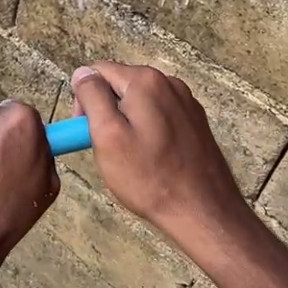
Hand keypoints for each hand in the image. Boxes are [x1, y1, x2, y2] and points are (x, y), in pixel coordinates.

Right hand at [71, 62, 248, 253]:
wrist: (205, 215)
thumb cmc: (150, 178)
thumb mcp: (107, 135)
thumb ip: (92, 96)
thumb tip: (83, 73)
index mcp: (146, 80)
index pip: (97, 72)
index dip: (86, 101)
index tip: (90, 133)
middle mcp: (169, 82)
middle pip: (119, 85)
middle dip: (108, 112)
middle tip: (110, 149)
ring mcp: (187, 102)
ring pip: (138, 102)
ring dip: (127, 122)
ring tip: (133, 157)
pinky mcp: (196, 121)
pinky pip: (159, 115)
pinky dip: (149, 130)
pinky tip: (154, 159)